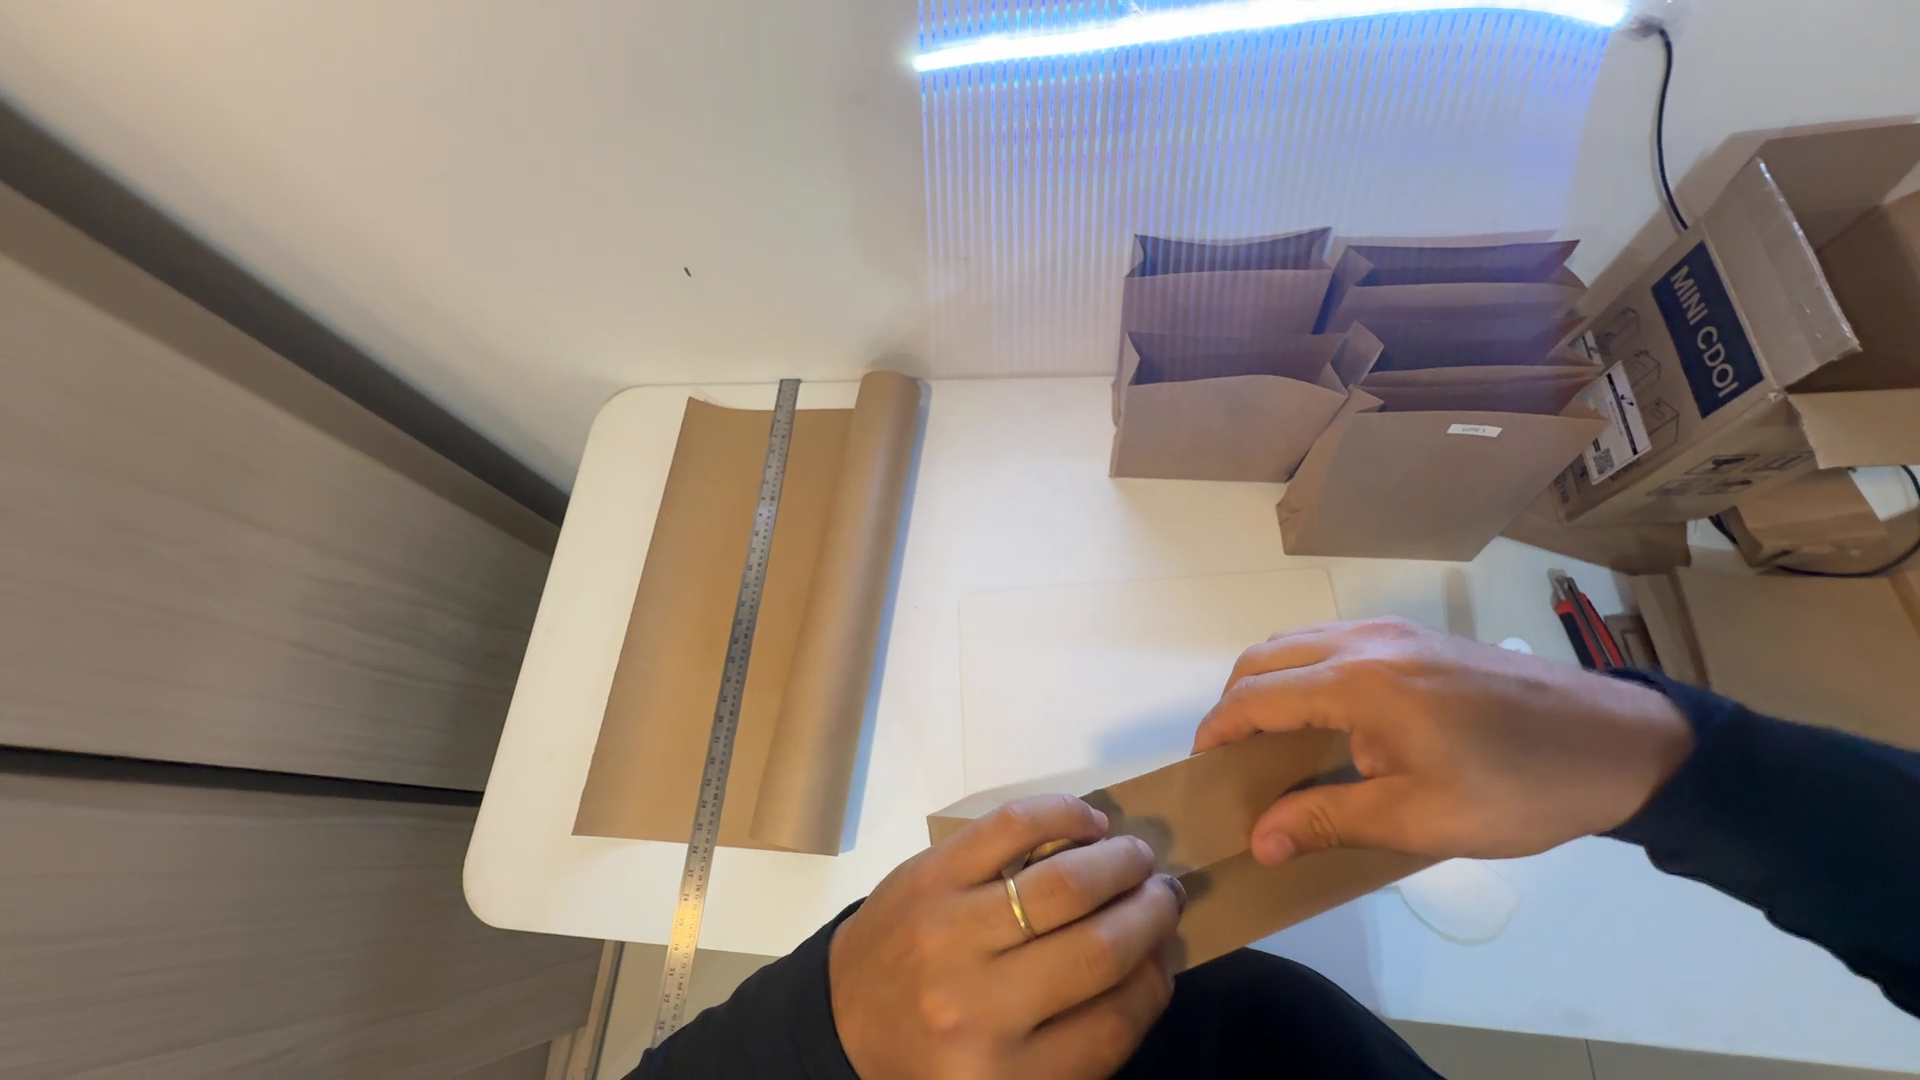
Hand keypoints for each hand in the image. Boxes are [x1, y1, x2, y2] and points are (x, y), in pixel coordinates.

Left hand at [829, 794, 1186, 1079]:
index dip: (1155, 978)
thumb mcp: (1011, 1075)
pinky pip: (1010, 827)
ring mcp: (951, 931)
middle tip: (1165, 892)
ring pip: (1063, 885)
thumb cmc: (938, 1050)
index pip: (1115, 1023)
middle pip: (1098, 950)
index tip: (1166, 950)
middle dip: (1148, 914)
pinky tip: (1089, 822)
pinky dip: (1062, 814)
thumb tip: (1154, 957)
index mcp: (1007, 1077)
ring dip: (1118, 863)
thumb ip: (1083, 1033)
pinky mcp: (930, 873)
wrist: (845, 1017)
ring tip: (1137, 856)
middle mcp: (980, 1008)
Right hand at [1193, 617, 1693, 865]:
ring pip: (1292, 642)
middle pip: (1263, 657)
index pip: (1256, 695)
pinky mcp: (1409, 633)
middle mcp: (1361, 641)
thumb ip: (1328, 820)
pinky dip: (1300, 670)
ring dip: (1267, 682)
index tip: (1204, 766)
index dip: (1219, 728)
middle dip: (1234, 702)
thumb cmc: (1518, 788)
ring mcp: (1387, 630)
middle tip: (1236, 756)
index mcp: (1357, 683)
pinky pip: (1326, 640)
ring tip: (1273, 737)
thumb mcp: (1421, 819)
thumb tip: (1259, 840)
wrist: (1623, 744)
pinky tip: (1324, 714)